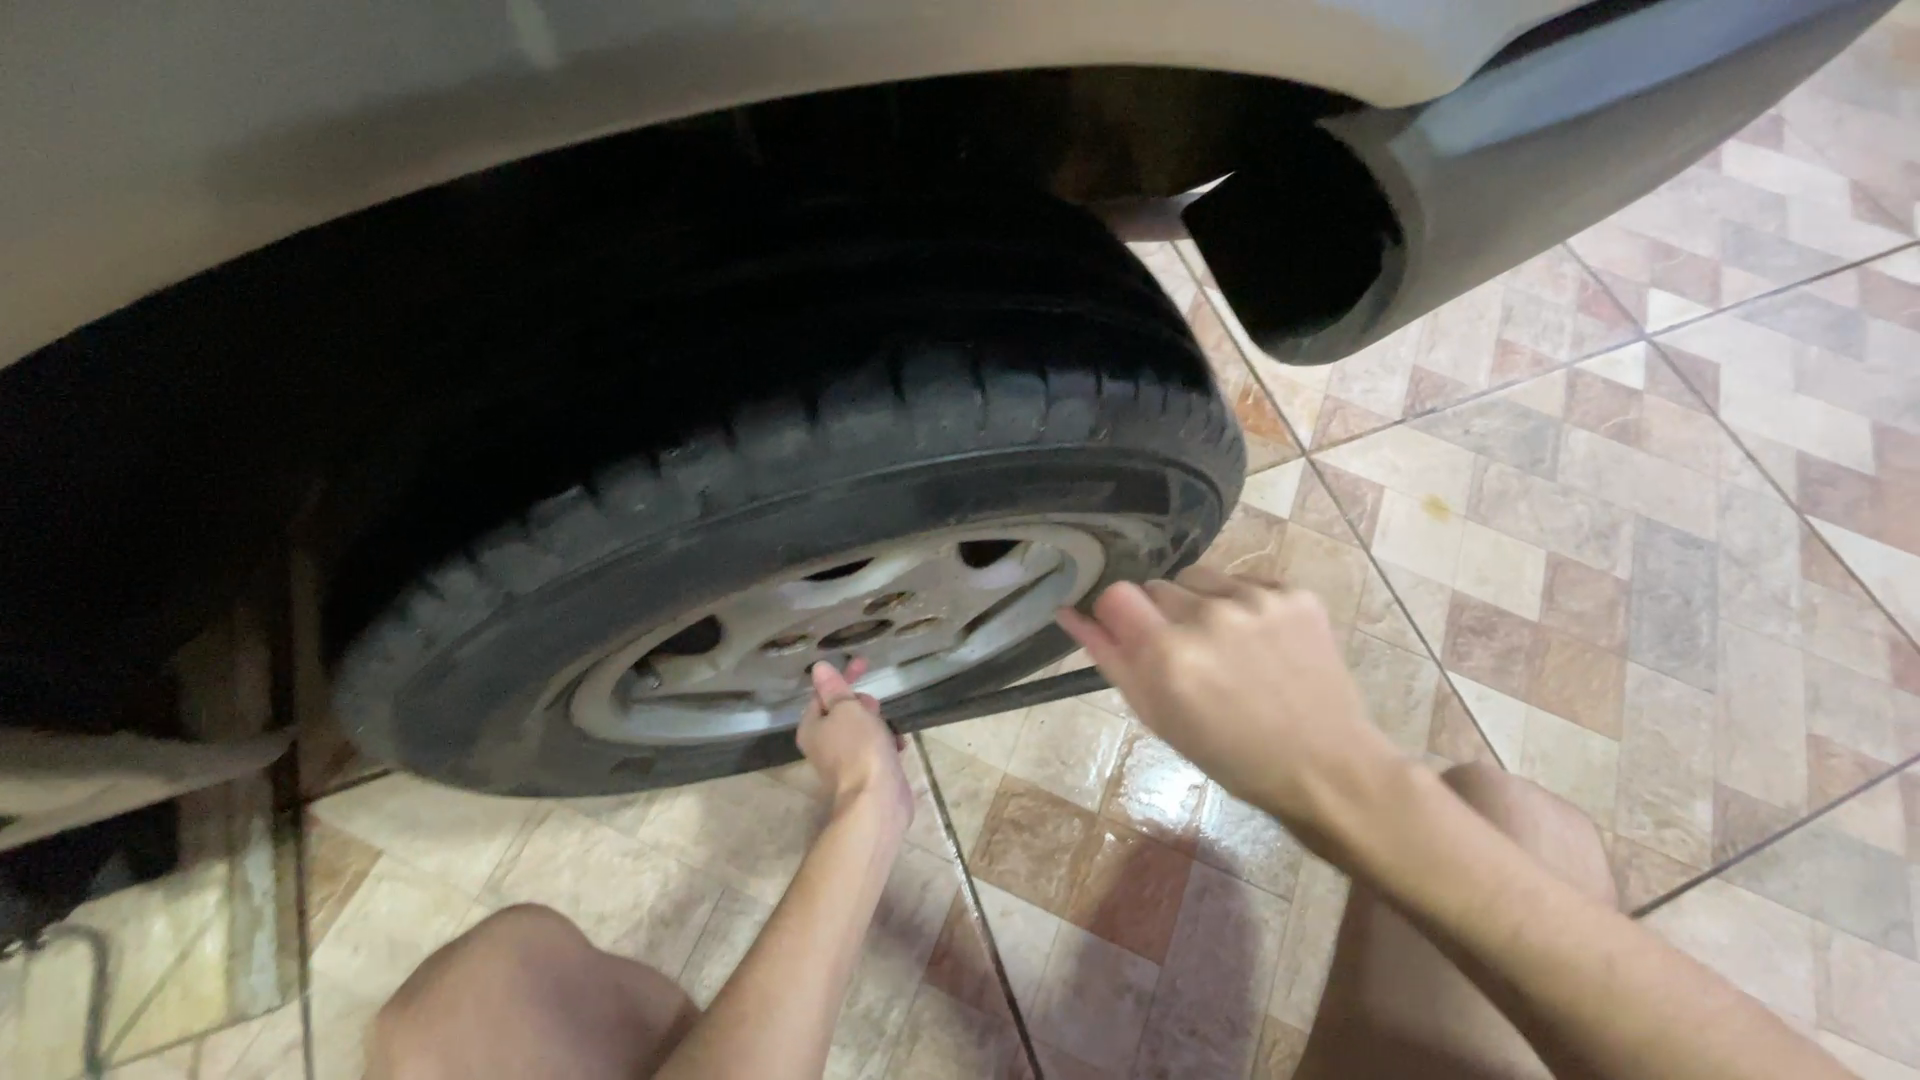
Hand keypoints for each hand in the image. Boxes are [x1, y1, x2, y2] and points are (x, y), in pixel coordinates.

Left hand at [796, 659, 912, 821]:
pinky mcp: (866, 773)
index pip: (822, 694)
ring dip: (878, 724)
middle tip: (875, 706)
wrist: (876, 800)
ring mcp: (845, 761)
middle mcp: (824, 745)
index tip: (864, 663)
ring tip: (889, 727)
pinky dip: (887, 743)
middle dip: (862, 704)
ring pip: (862, 731)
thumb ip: (835, 689)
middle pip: (842, 713)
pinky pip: (876, 749)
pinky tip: (900, 746)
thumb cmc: (858, 748)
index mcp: (812, 728)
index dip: (843, 677)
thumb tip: (818, 667)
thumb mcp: (847, 710)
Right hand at [1057, 566, 1405, 857]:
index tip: (1133, 637)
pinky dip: (1243, 604)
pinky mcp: (1296, 593)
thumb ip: (1109, 658)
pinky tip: (1261, 642)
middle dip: (1161, 615)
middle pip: (1157, 586)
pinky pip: (1244, 581)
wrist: (1326, 765)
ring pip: (1199, 578)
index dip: (1118, 615)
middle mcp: (1208, 615)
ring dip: (1200, 604)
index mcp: (1168, 653)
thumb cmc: (1229, 754)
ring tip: (1227, 648)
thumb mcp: (1156, 716)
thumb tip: (1068, 613)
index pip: (1116, 594)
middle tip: (1187, 658)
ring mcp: (1257, 599)